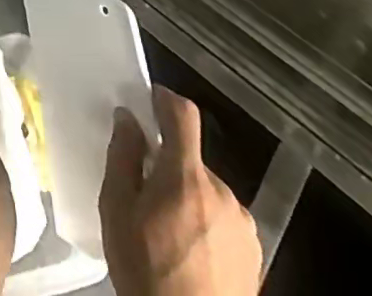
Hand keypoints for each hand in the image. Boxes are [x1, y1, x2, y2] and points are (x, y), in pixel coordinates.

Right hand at [100, 86, 260, 295]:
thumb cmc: (145, 271)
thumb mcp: (116, 211)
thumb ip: (122, 158)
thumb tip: (128, 119)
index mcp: (186, 176)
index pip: (183, 115)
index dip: (166, 100)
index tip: (150, 99)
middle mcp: (222, 191)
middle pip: (191, 159)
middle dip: (168, 167)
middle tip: (144, 195)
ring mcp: (243, 223)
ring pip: (207, 191)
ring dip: (188, 197)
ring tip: (166, 234)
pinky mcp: (254, 252)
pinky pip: (224, 219)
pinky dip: (206, 223)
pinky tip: (190, 254)